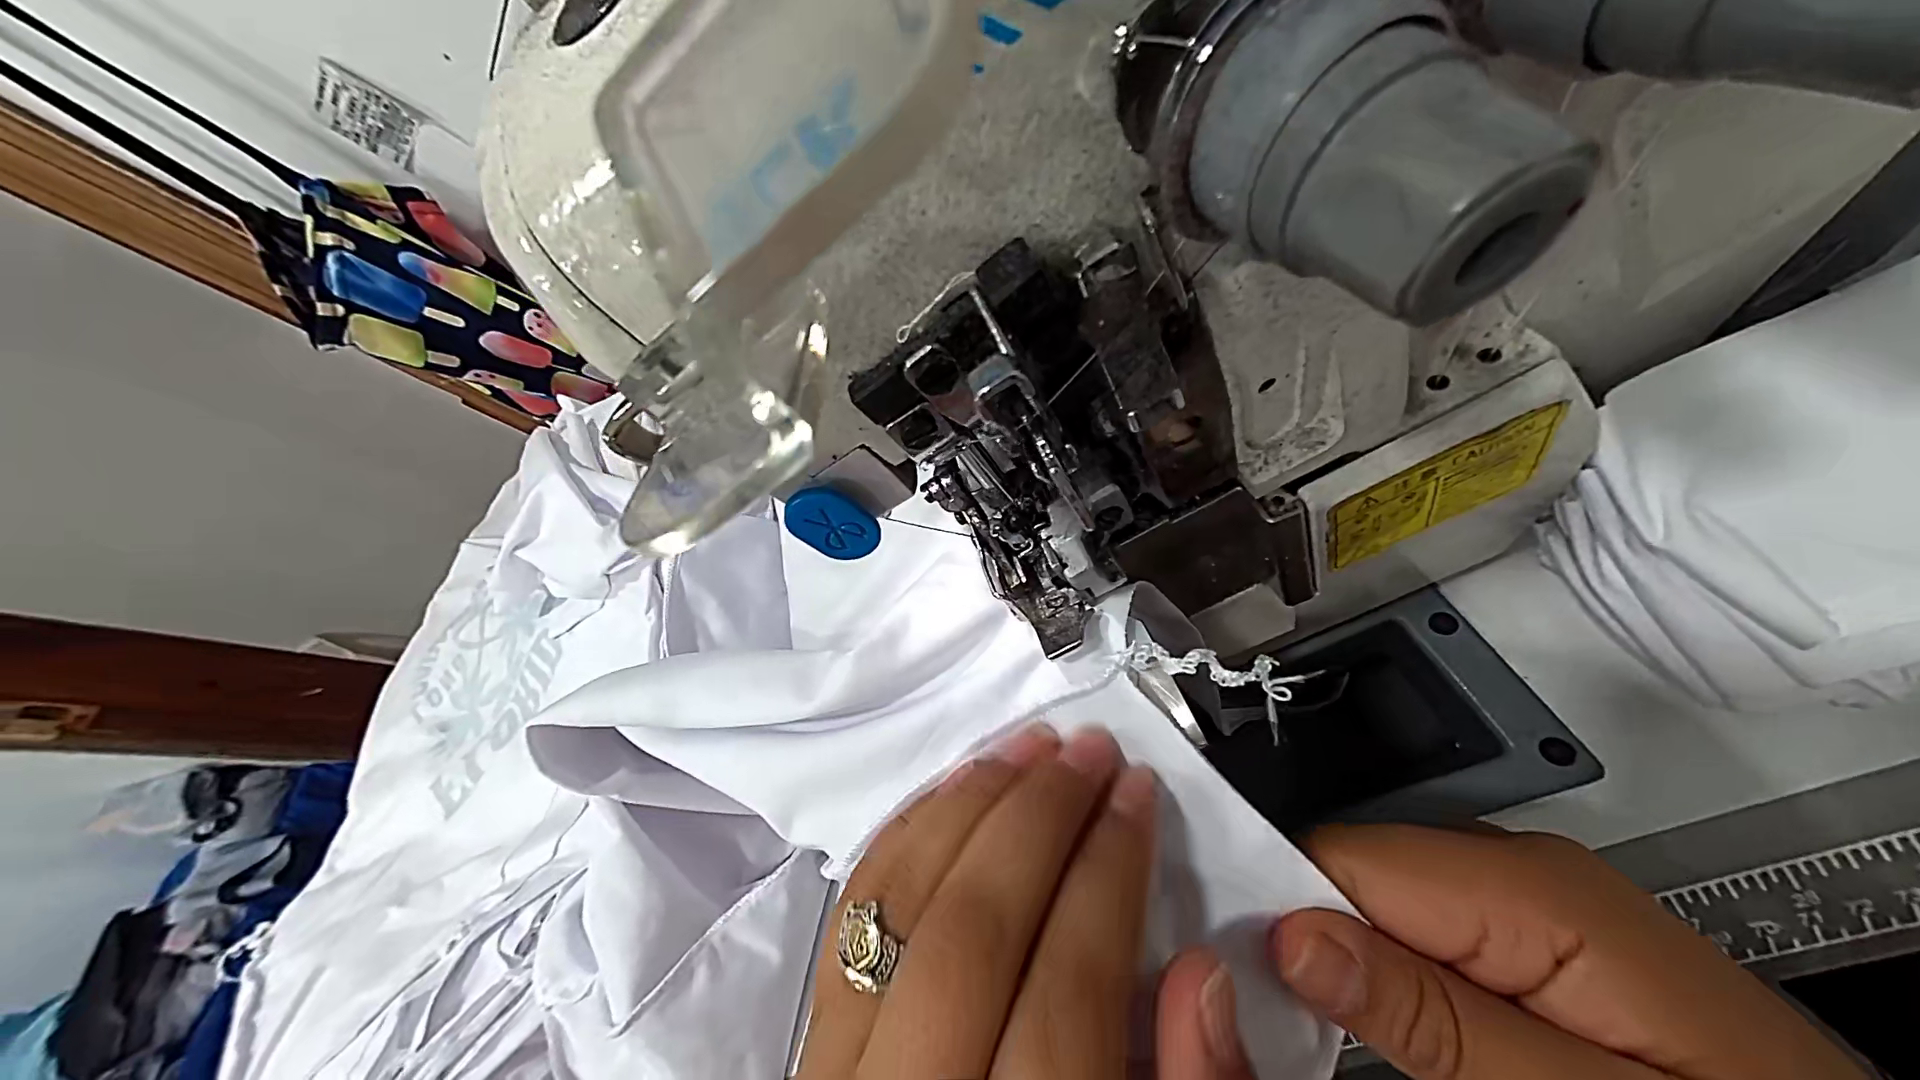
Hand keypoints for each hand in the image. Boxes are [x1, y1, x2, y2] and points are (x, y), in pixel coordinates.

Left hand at [795, 724, 1157, 1079]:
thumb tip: (1202, 976)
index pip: (1066, 981)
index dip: (1111, 869)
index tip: (1139, 795)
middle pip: (977, 924)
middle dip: (1044, 814)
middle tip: (1090, 752)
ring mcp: (839, 1067)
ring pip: (903, 900)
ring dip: (973, 803)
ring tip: (1028, 747)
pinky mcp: (809, 1041)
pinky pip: (853, 912)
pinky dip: (907, 834)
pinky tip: (954, 788)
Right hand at [1163, 824, 1869, 1079]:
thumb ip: (1435, 1016)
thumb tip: (1295, 939)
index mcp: (1525, 885)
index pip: (1339, 854)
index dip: (1275, 904)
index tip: (1228, 961)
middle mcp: (1510, 868)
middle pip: (1348, 868)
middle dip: (1297, 930)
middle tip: (1256, 1003)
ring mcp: (1511, 899)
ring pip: (1367, 897)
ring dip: (1327, 952)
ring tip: (1299, 1010)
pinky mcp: (1511, 934)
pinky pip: (1403, 924)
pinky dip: (1364, 963)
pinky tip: (1354, 1003)